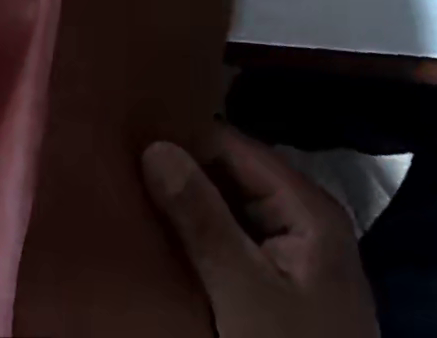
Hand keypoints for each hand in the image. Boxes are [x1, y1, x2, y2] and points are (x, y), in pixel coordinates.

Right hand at [142, 126, 380, 337]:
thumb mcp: (243, 294)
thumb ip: (202, 220)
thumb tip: (156, 147)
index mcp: (308, 206)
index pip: (237, 149)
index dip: (187, 143)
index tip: (135, 145)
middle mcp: (305, 217)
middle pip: (236, 177)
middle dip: (186, 176)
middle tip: (129, 175)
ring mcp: (295, 253)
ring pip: (233, 210)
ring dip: (191, 209)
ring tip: (139, 199)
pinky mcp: (284, 286)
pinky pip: (237, 243)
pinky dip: (204, 240)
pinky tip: (168, 241)